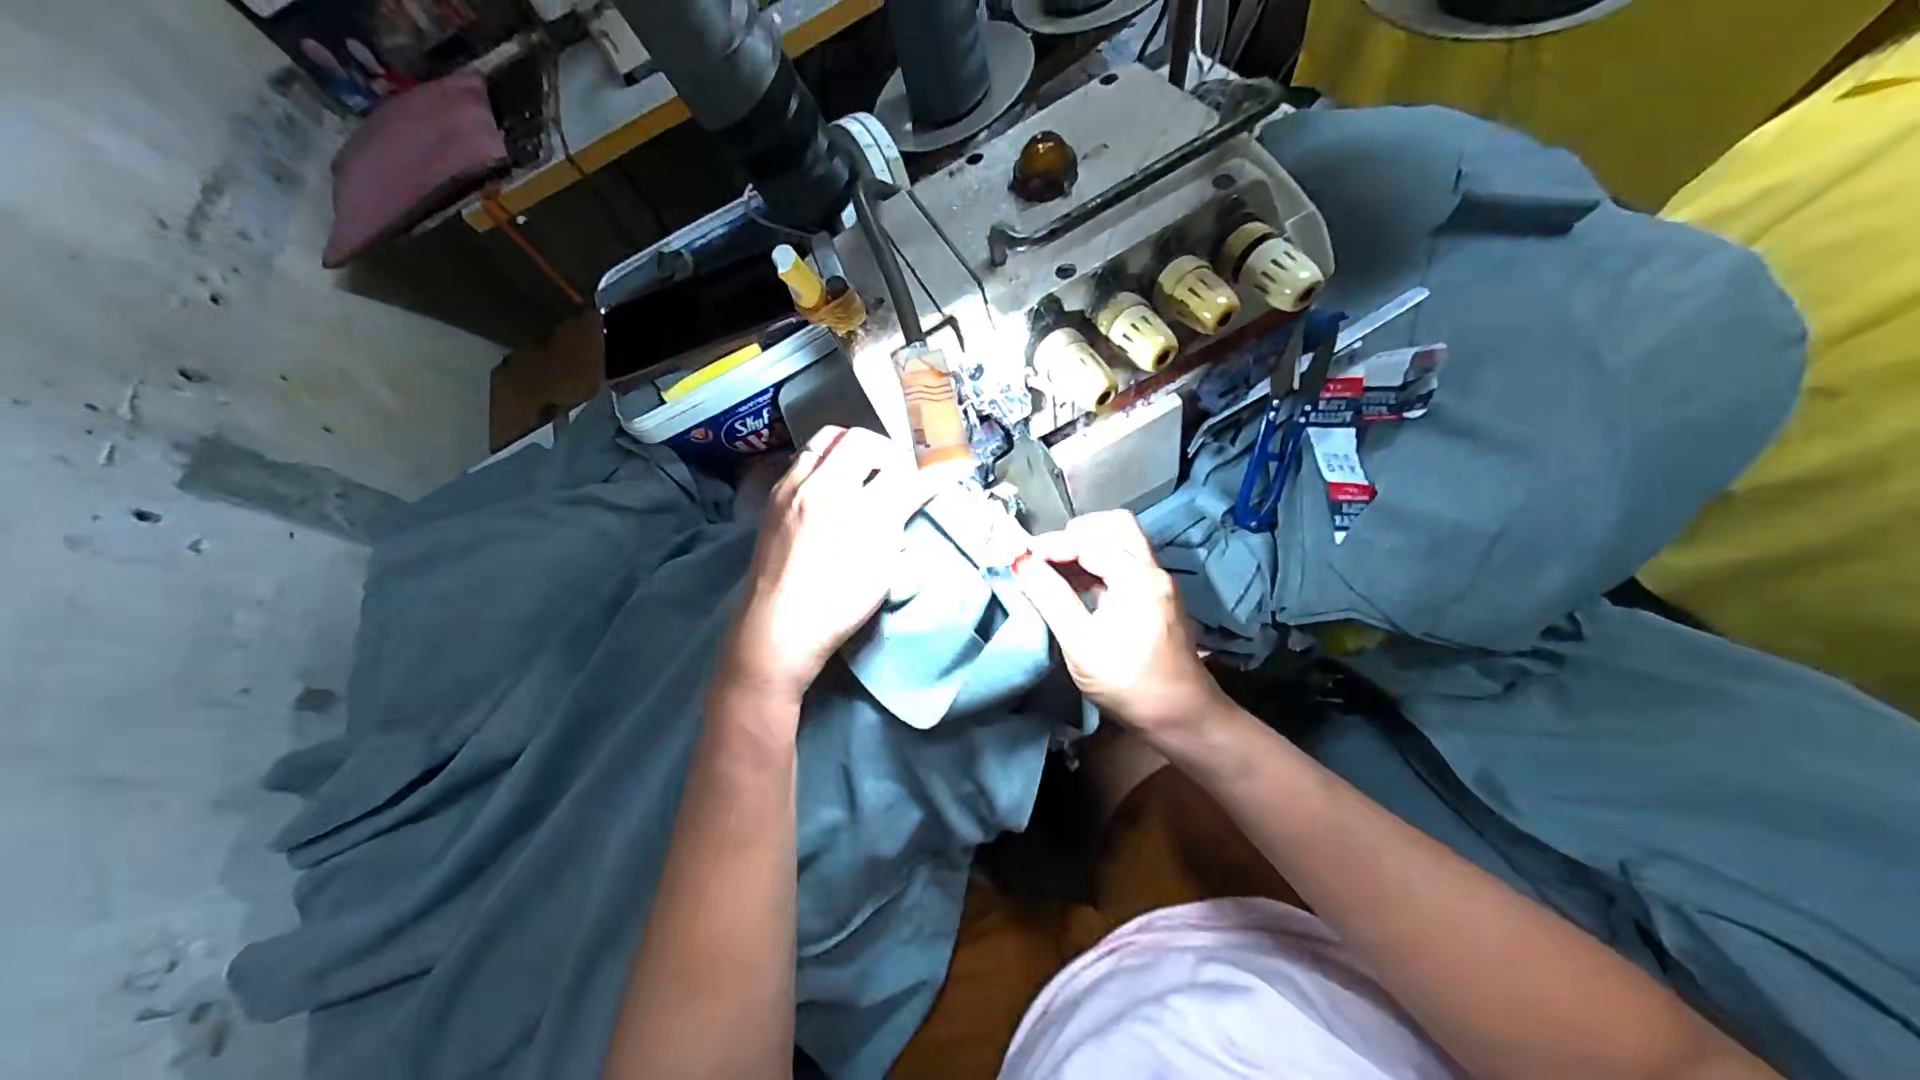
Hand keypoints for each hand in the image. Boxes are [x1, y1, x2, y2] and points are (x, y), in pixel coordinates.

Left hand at [723, 426, 939, 705]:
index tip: (944, 472)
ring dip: (854, 445)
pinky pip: (805, 455)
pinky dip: (825, 457)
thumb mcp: (885, 573)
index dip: (932, 474)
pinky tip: (831, 480)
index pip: (908, 477)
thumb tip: (914, 503)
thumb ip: (901, 530)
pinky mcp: (776, 493)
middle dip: (889, 451)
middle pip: (866, 441)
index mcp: (865, 514)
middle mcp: (830, 489)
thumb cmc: (838, 608)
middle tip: (897, 470)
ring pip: (830, 437)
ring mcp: (798, 486)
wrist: (780, 624)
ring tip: (862, 466)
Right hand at [1012, 510, 1230, 740]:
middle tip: (1043, 556)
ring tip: (1052, 569)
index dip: (1052, 545)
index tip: (1021, 558)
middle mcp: (1152, 571)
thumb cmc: (1129, 683)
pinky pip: (1123, 564)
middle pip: (1114, 526)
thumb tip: (1021, 563)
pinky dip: (1096, 564)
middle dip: (1074, 534)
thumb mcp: (1081, 643)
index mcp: (1139, 578)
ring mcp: (1156, 584)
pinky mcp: (1154, 598)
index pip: (1090, 541)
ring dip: (1085, 547)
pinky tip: (1074, 585)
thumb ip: (1051, 597)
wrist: (1180, 718)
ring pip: (1120, 542)